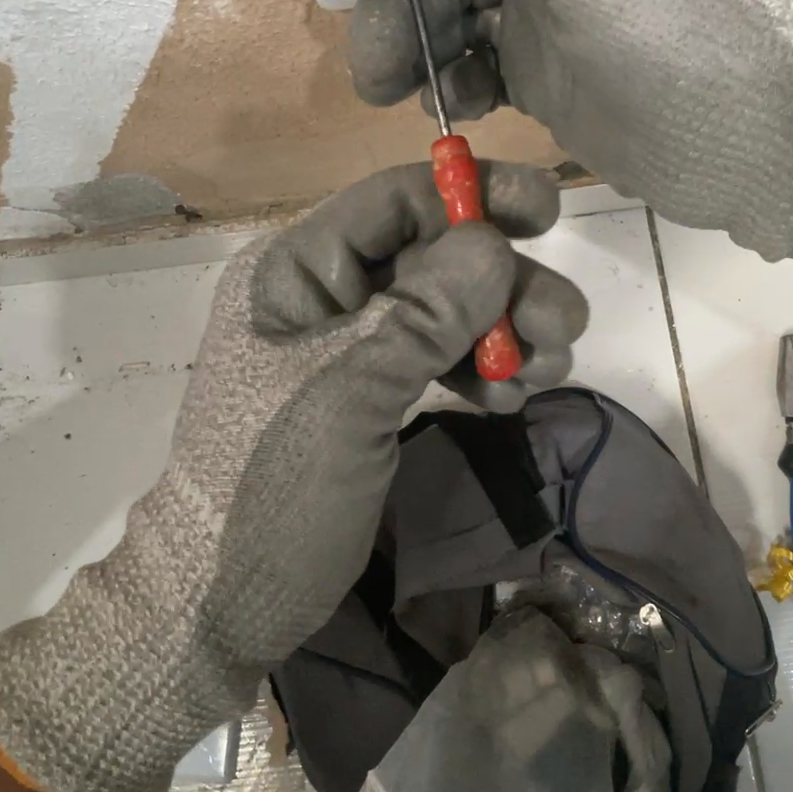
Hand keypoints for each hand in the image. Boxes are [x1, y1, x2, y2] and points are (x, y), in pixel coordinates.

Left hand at [0, 163, 586, 791]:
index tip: (547, 211)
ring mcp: (358, 346)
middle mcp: (330, 295)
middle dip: (505, 284)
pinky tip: (513, 397)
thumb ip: (420, 315)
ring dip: (507, 331)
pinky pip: (444, 359)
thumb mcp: (345, 394)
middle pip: (437, 257)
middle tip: (565, 323)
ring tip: (551, 366)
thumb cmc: (268, 483)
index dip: (471, 195)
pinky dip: (485, 370)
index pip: (394, 203)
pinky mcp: (380, 393)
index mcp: (297, 270)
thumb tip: (495, 244)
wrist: (227, 596)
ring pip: (450, 310)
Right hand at [329, 0, 792, 294]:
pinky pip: (486, 62)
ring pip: (458, 10)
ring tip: (400, 90)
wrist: (768, 141)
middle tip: (376, 70)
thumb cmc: (678, 30)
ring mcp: (557, 10)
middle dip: (400, 1)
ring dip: (421, 43)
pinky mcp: (560, 74)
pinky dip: (459, 78)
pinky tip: (454, 102)